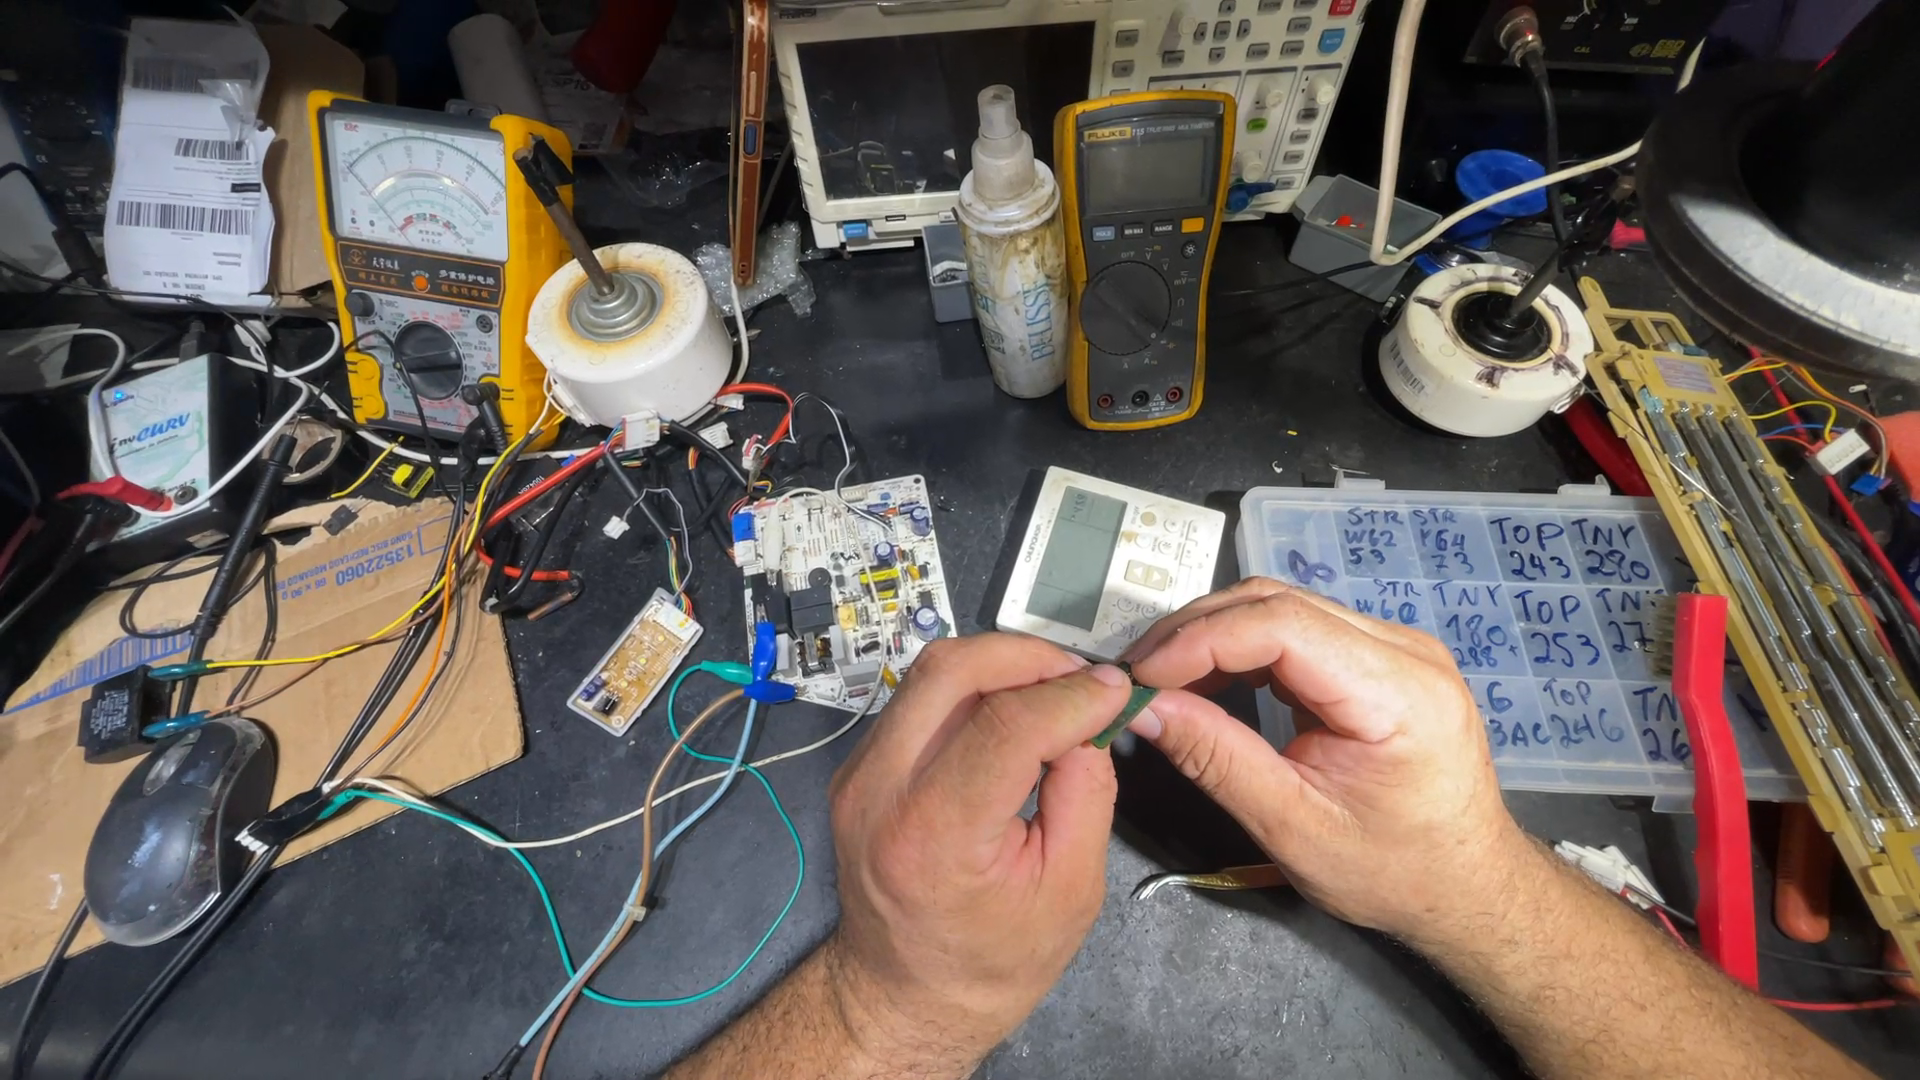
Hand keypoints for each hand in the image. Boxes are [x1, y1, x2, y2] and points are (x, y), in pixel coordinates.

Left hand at [821, 634, 1134, 1075]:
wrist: (901, 992)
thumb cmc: (993, 960)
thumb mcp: (1071, 891)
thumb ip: (1087, 791)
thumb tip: (1087, 712)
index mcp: (933, 835)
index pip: (1004, 726)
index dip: (1069, 696)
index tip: (1115, 688)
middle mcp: (880, 788)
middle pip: (950, 671)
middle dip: (1026, 655)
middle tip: (1078, 673)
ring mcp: (858, 771)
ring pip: (929, 671)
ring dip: (999, 663)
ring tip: (1050, 686)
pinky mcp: (857, 763)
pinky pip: (918, 696)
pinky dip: (972, 685)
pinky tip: (1009, 707)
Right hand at [1122, 578, 1529, 945]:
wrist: (1469, 885)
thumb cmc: (1392, 871)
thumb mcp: (1293, 828)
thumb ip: (1215, 759)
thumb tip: (1141, 707)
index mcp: (1399, 692)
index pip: (1283, 626)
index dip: (1201, 640)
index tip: (1142, 677)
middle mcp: (1401, 647)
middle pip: (1275, 602)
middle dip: (1194, 630)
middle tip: (1137, 674)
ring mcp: (1390, 643)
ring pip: (1276, 605)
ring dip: (1209, 633)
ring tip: (1160, 676)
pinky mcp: (1371, 652)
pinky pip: (1289, 627)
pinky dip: (1235, 646)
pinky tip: (1205, 677)